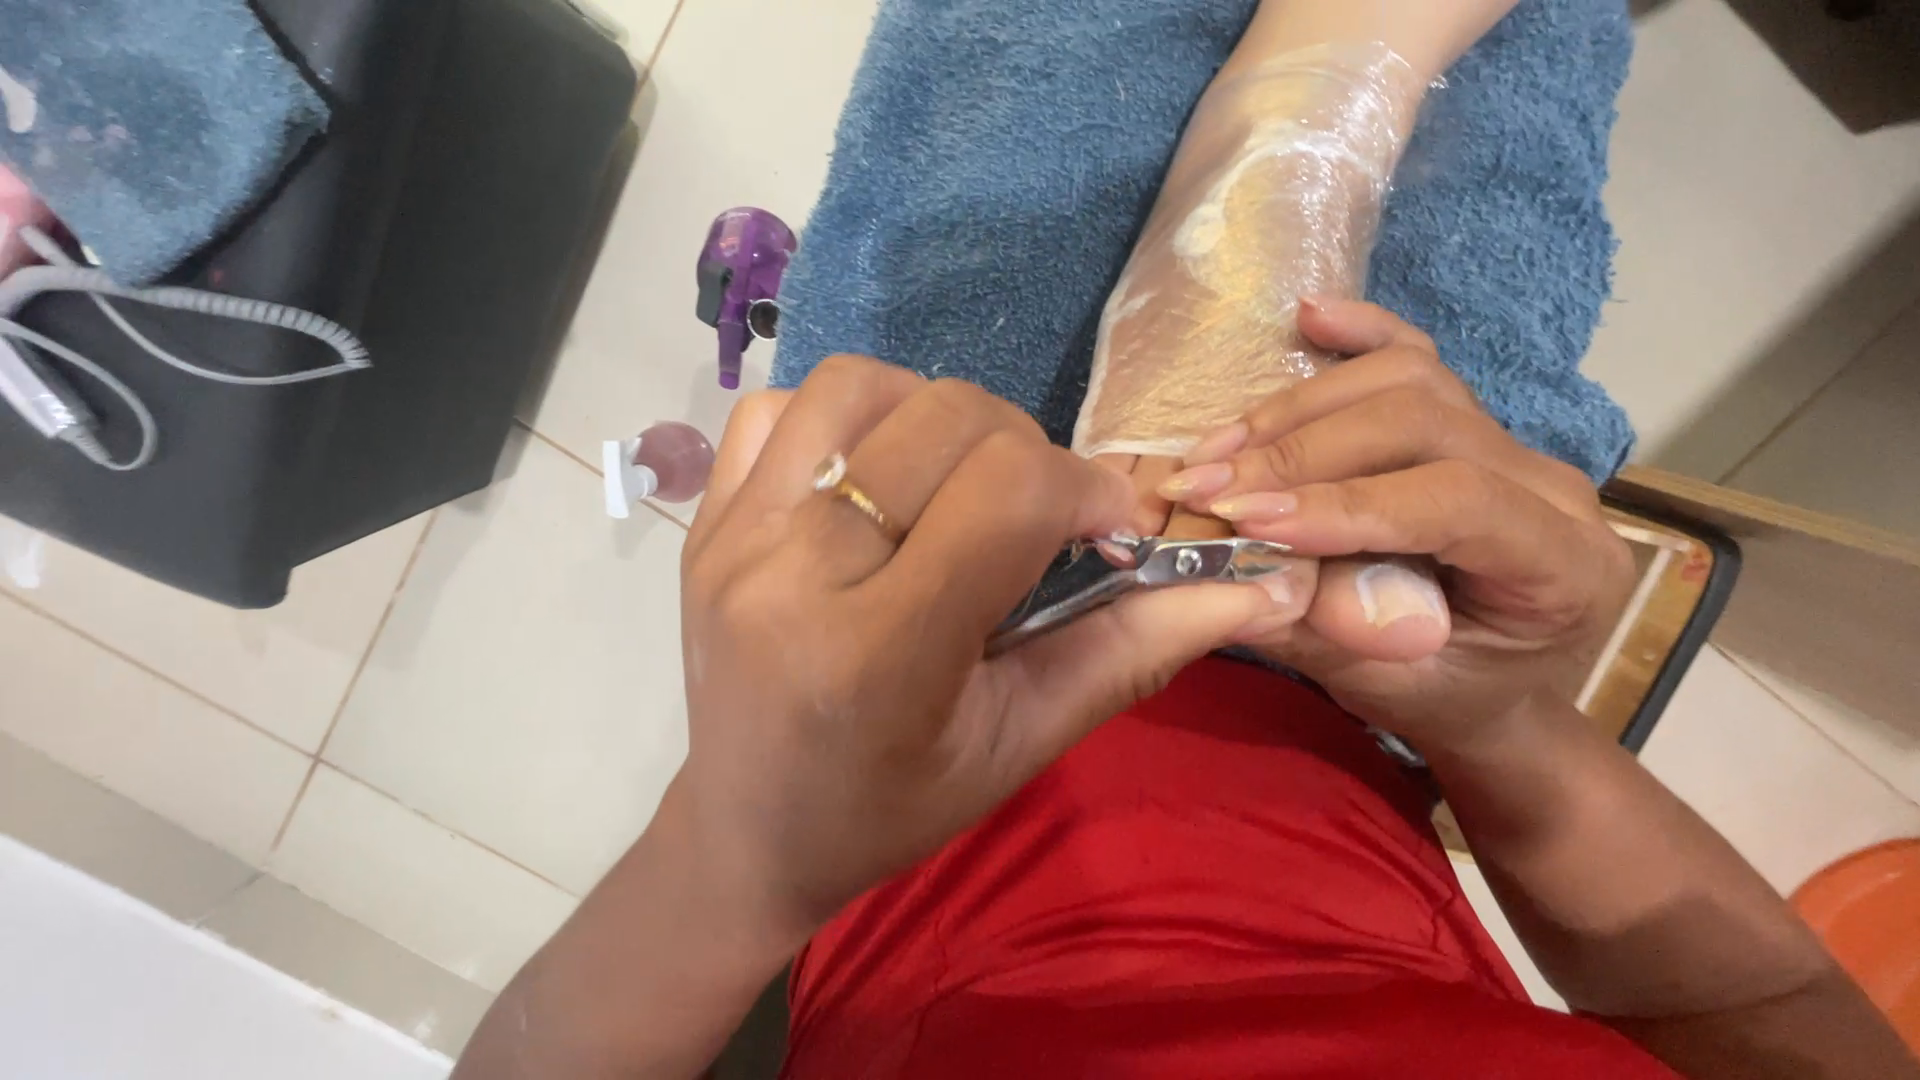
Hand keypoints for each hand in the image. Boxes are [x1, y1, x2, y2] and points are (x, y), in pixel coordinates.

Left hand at [674, 356, 1290, 940]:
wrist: (749, 831)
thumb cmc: (891, 808)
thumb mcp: (1020, 743)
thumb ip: (1130, 653)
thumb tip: (1251, 590)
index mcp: (879, 650)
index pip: (1008, 492)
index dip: (1084, 485)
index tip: (1105, 523)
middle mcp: (793, 572)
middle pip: (943, 420)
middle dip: (1024, 448)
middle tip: (1035, 510)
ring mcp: (734, 537)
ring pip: (858, 387)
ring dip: (935, 412)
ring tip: (955, 478)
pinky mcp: (705, 520)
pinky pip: (777, 410)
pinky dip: (845, 418)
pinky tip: (872, 475)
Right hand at [1154, 299, 1635, 749]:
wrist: (1486, 686)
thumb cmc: (1440, 694)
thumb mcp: (1377, 684)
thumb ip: (1310, 627)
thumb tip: (1223, 565)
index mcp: (1559, 564)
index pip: (1455, 501)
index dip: (1343, 503)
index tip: (1246, 520)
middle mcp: (1548, 484)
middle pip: (1423, 421)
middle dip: (1298, 454)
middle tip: (1204, 488)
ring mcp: (1509, 441)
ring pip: (1409, 379)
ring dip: (1298, 410)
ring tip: (1216, 450)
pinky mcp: (1465, 422)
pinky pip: (1416, 357)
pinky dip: (1359, 332)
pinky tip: (1306, 317)